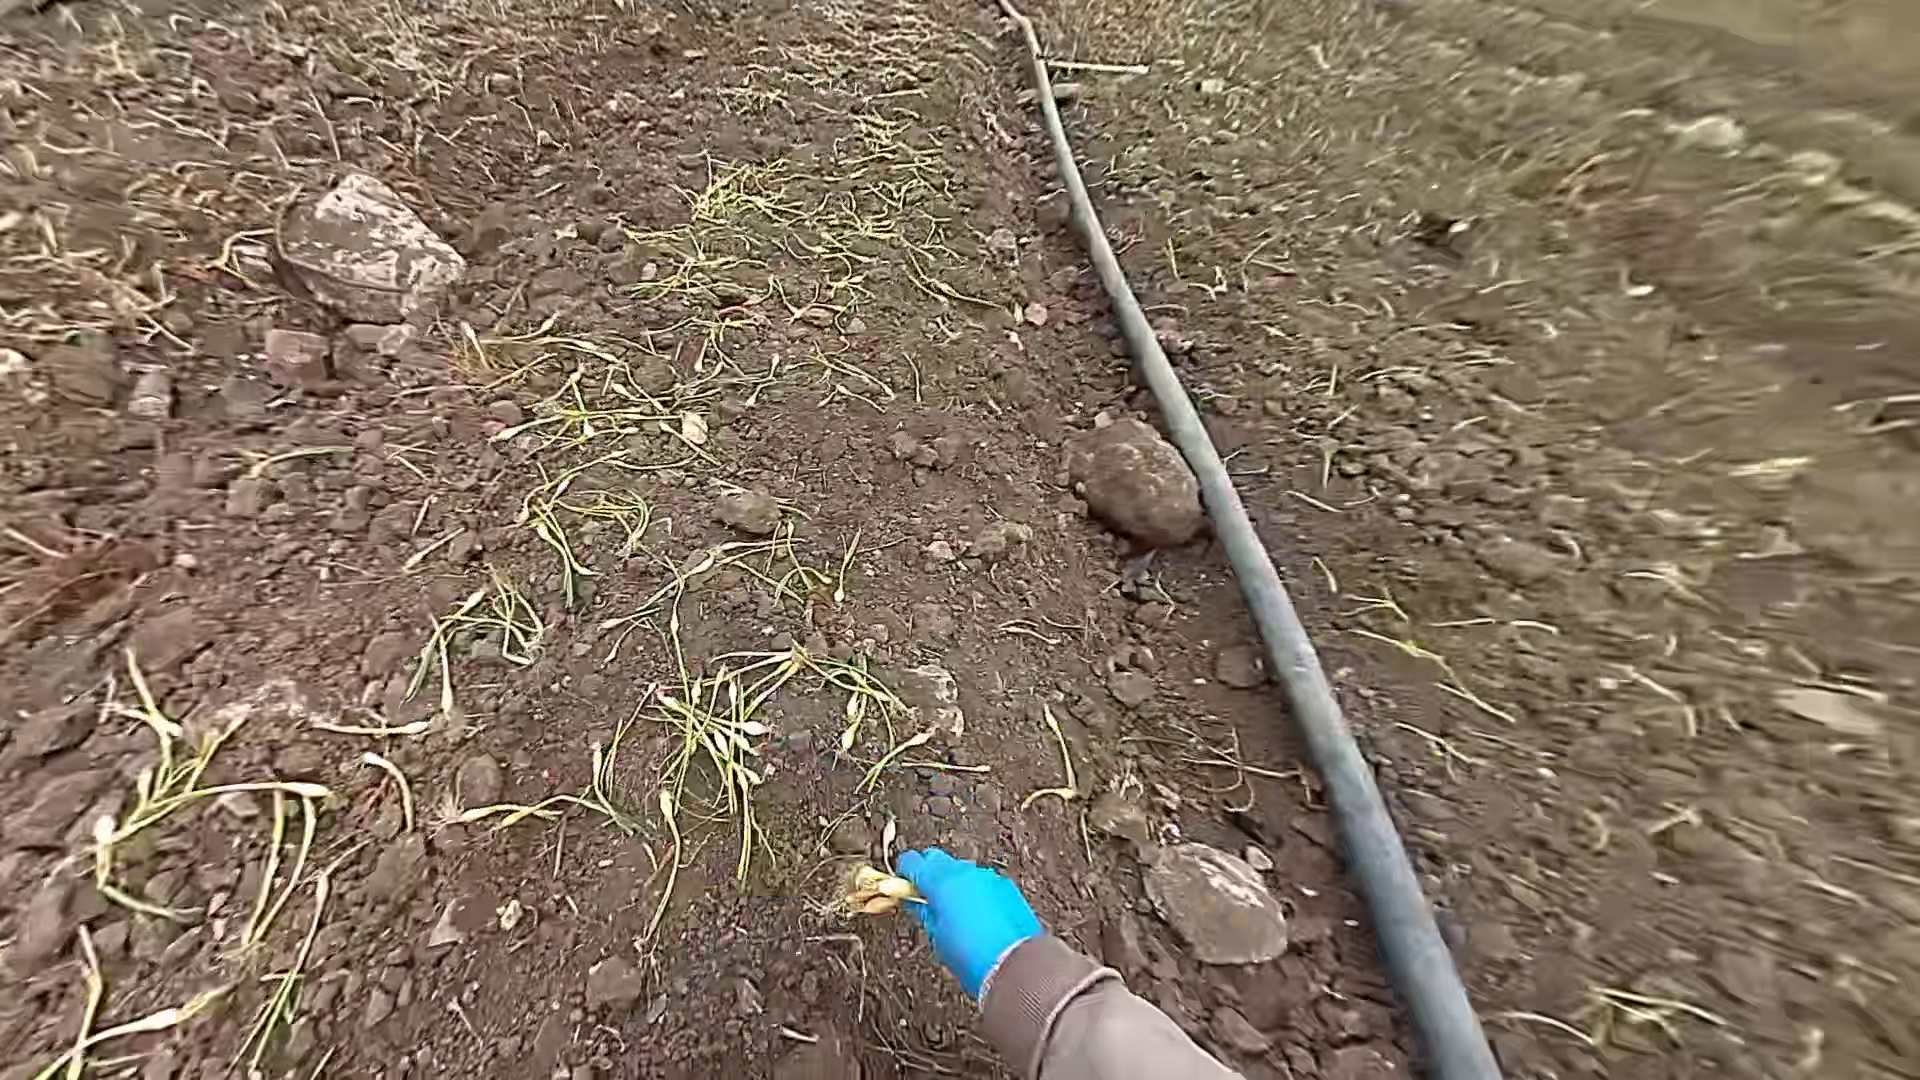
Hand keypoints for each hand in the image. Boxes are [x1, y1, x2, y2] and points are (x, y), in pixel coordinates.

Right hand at [898, 848, 1042, 998]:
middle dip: (928, 872)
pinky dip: (974, 890)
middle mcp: (962, 871)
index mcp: (940, 881)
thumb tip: (914, 901)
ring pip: (960, 869)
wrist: (1013, 965)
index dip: (905, 871)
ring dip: (953, 882)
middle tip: (926, 897)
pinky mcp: (1002, 884)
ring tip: (954, 912)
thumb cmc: (972, 957)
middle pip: (936, 858)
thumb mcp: (937, 937)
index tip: (903, 883)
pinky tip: (977, 914)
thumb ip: (924, 912)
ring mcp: (984, 875)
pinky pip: (980, 880)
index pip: (912, 861)